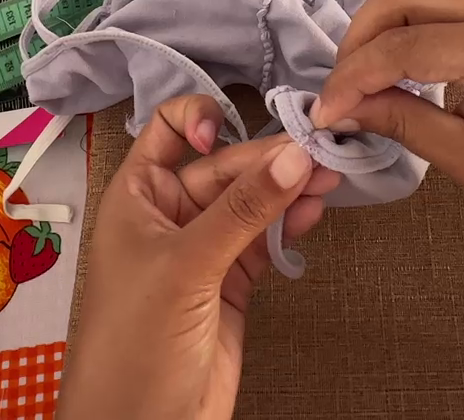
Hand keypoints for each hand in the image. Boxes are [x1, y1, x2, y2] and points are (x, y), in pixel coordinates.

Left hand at [60, 95, 340, 419]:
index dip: (199, 118)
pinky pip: (264, 236)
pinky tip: (313, 207)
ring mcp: (204, 246)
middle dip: (267, 159)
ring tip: (328, 174)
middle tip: (316, 152)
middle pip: (225, 166)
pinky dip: (289, 221)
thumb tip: (293, 156)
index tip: (229, 130)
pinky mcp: (232, 279)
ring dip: (286, 186)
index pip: (168, 129)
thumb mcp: (186, 267)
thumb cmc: (136, 344)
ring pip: (250, 200)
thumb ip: (243, 210)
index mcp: (139, 194)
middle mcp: (170, 212)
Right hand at [311, 0, 463, 241]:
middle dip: (359, 39)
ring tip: (357, 82)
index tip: (322, 113)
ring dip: (377, 32)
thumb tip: (338, 108)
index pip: (404, 46)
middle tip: (338, 91)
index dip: (353, 77)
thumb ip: (400, 122)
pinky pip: (436, 11)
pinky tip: (390, 70)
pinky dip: (403, 35)